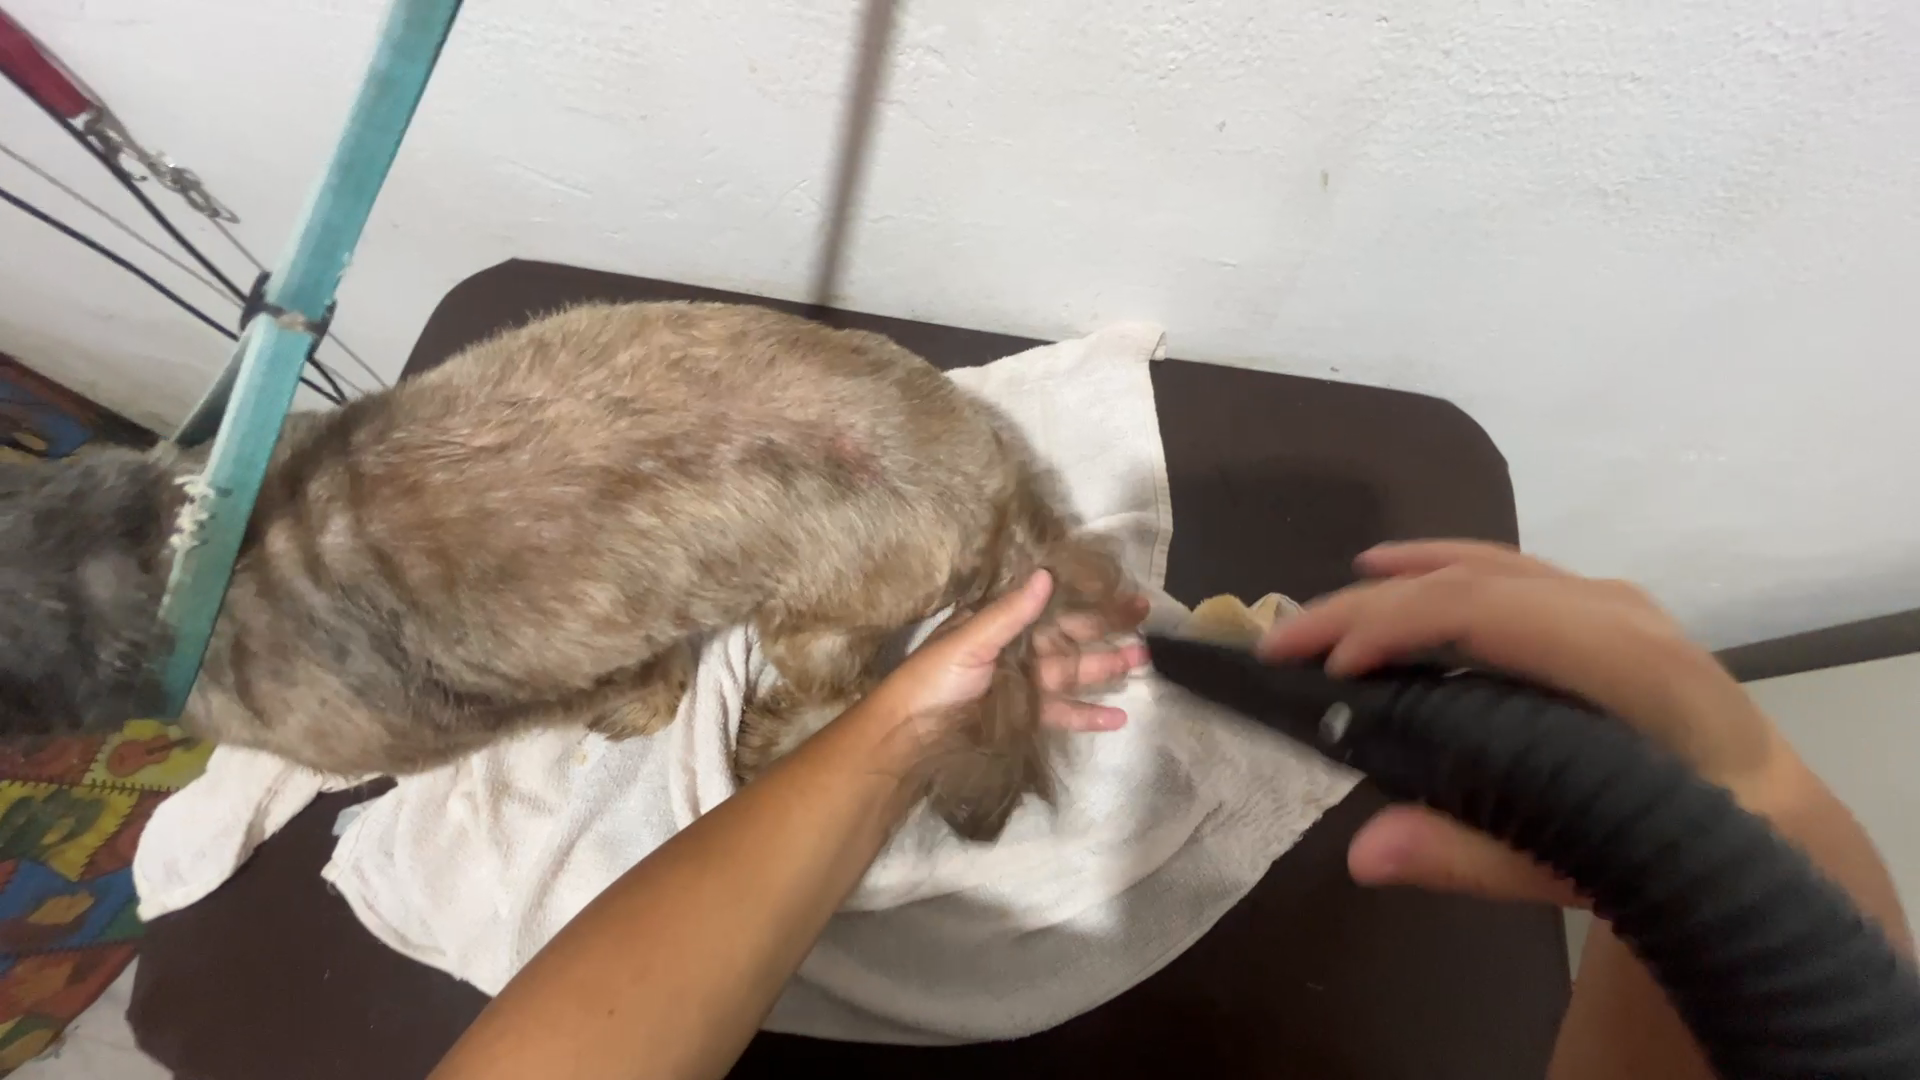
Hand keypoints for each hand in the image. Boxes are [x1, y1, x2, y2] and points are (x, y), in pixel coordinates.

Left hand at [873, 570, 1149, 736]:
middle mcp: (1015, 650)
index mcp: (998, 625)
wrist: (907, 737)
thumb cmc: (933, 681)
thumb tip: (1046, 574)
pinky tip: (1118, 715)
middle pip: (1067, 637)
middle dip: (1105, 630)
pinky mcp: (1024, 720)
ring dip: (1104, 667)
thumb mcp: (969, 641)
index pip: (1050, 606)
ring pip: (1071, 672)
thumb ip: (1010, 613)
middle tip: (1145, 624)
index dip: (1085, 600)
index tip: (1120, 592)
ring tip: (1142, 661)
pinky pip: (1062, 713)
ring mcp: (1022, 686)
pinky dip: (1088, 715)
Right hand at [1259, 540, 1792, 907]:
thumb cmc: (1688, 841)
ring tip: (1316, 611)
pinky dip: (1428, 560)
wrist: (1766, 810)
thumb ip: (1478, 858)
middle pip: (1463, 584)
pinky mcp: (1589, 599)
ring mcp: (1605, 597)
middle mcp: (1616, 612)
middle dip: (1359, 610)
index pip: (1488, 615)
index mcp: (1632, 667)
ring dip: (1382, 584)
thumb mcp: (1594, 865)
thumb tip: (1362, 853)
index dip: (1394, 628)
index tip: (1324, 669)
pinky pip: (1497, 562)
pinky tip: (1380, 563)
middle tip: (1282, 644)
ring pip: (1475, 565)